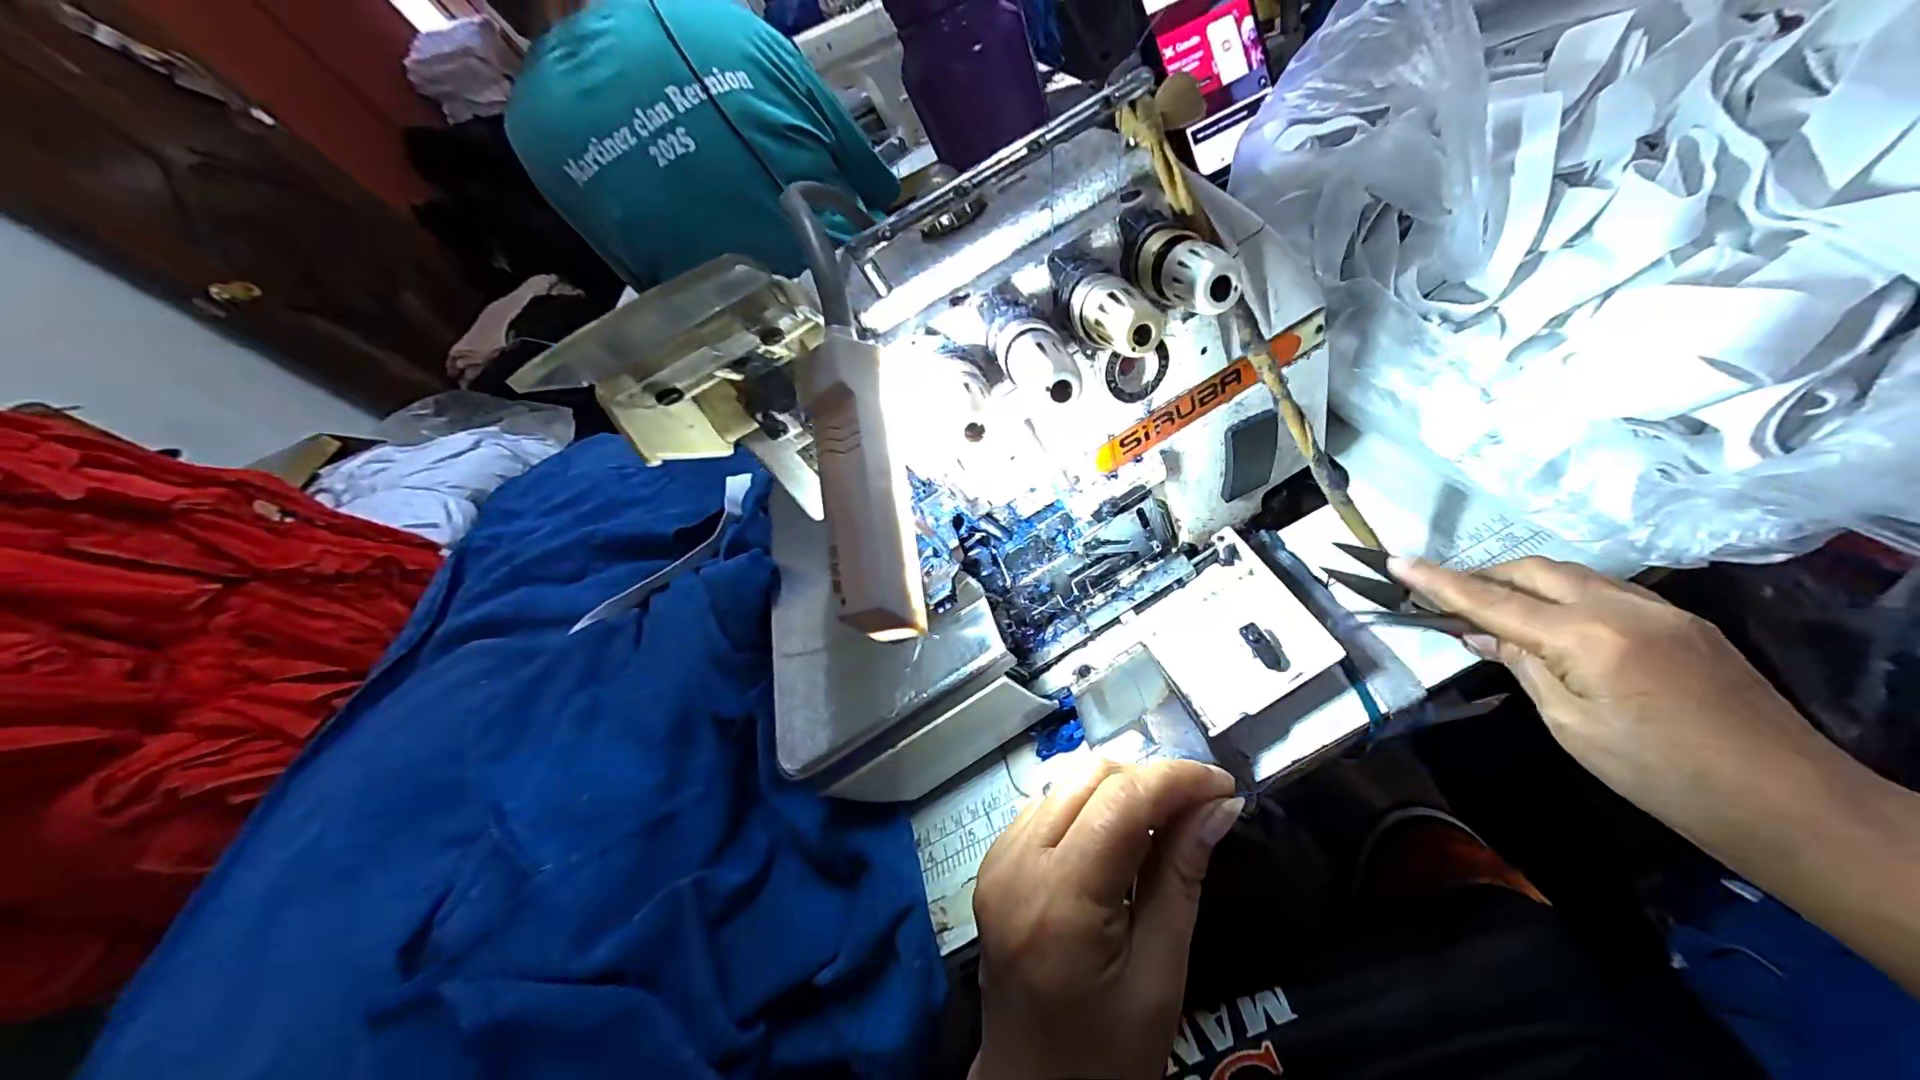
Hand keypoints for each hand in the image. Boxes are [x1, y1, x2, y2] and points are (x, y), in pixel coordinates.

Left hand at [970, 759, 1240, 1079]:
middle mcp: (1016, 862)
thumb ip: (1181, 878)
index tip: (1224, 784)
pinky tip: (1120, 833)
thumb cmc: (1106, 1051)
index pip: (1120, 801)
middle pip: (1088, 779)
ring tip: (1167, 816)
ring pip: (1065, 785)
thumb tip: (1218, 806)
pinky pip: (1046, 807)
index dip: (1177, 779)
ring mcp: (998, 859)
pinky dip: (1088, 806)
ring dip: (1119, 788)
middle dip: (1149, 778)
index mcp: (1059, 897)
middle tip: (1199, 803)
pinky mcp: (994, 862)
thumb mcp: (1159, 975)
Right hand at [1388, 556, 1828, 819]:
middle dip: (1483, 575)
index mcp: (1588, 638)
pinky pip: (1604, 591)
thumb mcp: (1570, 725)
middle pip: (1533, 571)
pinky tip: (1551, 623)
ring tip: (1491, 608)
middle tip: (1443, 595)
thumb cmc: (1661, 775)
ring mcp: (1660, 610)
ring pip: (1570, 575)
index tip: (1397, 561)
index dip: (1440, 582)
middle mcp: (1623, 607)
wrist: (1789, 802)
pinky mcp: (1683, 622)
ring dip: (1521, 583)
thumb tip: (1481, 634)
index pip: (1494, 601)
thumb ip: (1523, 666)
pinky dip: (1561, 596)